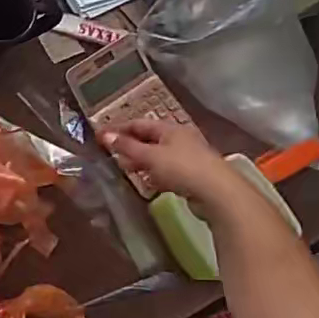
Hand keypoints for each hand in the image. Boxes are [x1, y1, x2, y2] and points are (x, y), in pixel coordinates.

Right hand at [102, 118, 253, 217]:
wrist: (219, 194)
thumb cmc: (182, 168)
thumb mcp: (149, 156)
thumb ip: (126, 146)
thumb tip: (104, 135)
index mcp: (170, 129)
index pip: (139, 124)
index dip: (118, 129)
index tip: (99, 136)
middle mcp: (180, 139)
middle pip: (149, 139)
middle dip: (129, 145)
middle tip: (109, 153)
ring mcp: (188, 157)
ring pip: (157, 155)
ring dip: (140, 160)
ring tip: (124, 169)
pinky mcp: (192, 175)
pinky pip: (166, 170)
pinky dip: (153, 173)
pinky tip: (146, 181)